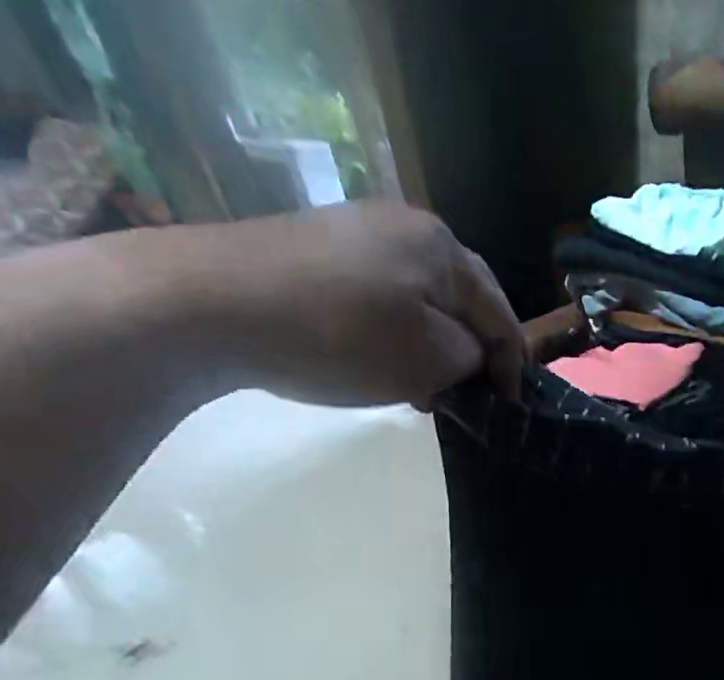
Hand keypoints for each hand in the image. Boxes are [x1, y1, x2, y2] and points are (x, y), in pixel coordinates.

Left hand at [125, 203, 525, 405]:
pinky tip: (375, 357)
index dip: (510, 367)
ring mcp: (356, 230)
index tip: (508, 410)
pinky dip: (391, 331)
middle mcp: (406, 225)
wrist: (212, 302)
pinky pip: (378, 293)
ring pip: (418, 298)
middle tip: (466, 397)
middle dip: (470, 351)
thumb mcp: (426, 358)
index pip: (498, 313)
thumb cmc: (339, 335)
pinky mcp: (316, 246)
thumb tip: (468, 355)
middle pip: (460, 299)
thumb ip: (469, 357)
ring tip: (422, 385)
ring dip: (430, 344)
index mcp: (443, 246)